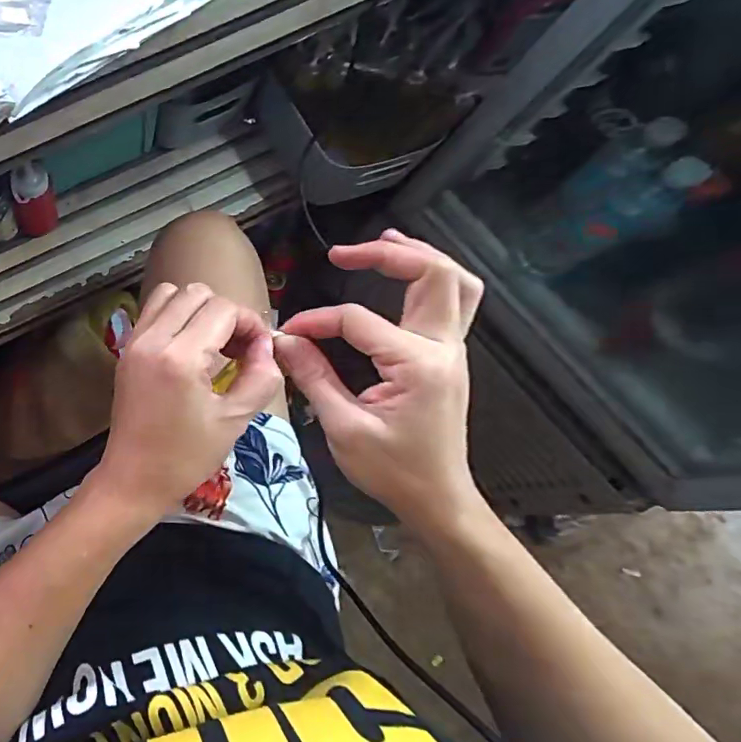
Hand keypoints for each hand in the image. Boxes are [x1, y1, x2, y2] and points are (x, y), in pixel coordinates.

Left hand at [91, 282, 282, 512]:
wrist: (133, 479)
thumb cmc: (185, 457)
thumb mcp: (234, 421)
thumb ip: (260, 377)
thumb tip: (267, 347)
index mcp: (180, 357)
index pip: (223, 309)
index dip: (250, 324)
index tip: (260, 351)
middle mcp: (152, 340)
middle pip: (197, 293)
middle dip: (225, 313)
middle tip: (238, 348)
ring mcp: (134, 342)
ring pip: (171, 294)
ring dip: (198, 309)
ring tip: (213, 344)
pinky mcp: (127, 350)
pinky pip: (153, 312)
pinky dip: (176, 316)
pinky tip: (190, 348)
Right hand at [273, 230, 485, 521]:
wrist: (438, 498)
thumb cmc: (392, 470)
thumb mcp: (343, 427)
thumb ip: (313, 376)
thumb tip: (284, 341)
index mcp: (417, 365)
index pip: (358, 321)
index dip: (317, 321)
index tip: (287, 334)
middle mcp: (443, 349)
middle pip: (434, 275)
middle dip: (389, 255)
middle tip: (344, 254)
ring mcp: (453, 351)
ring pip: (457, 283)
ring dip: (423, 257)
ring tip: (386, 243)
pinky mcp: (449, 358)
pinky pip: (452, 303)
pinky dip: (431, 279)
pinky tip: (404, 274)